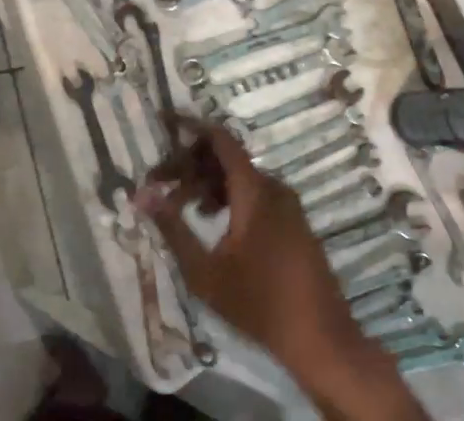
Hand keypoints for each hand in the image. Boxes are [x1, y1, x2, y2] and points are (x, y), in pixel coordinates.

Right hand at [134, 116, 427, 420]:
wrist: (323, 343)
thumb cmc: (259, 304)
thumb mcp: (204, 271)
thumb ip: (172, 227)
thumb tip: (141, 193)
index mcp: (254, 193)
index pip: (220, 139)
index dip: (190, 125)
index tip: (163, 120)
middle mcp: (274, 190)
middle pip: (225, 158)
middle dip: (188, 165)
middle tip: (159, 185)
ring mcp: (289, 207)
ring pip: (239, 177)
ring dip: (206, 184)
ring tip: (182, 209)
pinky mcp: (295, 224)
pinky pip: (255, 193)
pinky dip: (228, 197)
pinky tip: (211, 222)